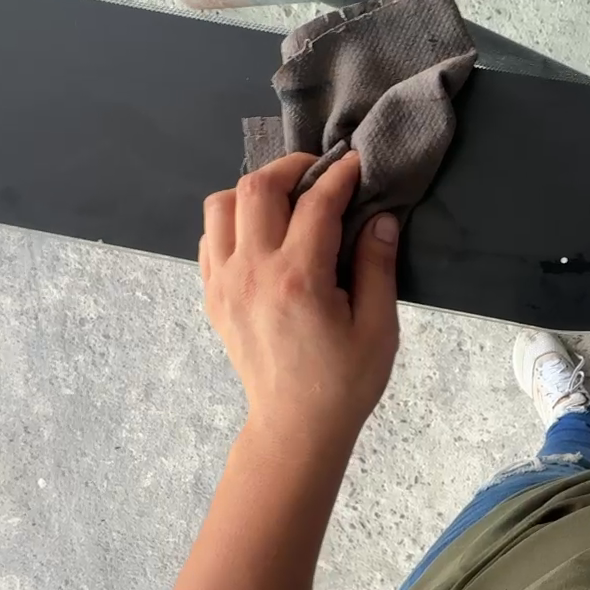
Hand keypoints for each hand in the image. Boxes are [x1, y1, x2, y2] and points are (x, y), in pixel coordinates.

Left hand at [199, 151, 399, 449]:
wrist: (297, 425)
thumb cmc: (347, 381)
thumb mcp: (378, 327)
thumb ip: (377, 267)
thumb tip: (379, 218)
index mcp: (299, 280)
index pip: (316, 205)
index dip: (340, 177)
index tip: (358, 164)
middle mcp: (252, 272)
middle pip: (257, 188)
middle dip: (292, 168)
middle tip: (322, 173)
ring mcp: (224, 283)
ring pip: (222, 205)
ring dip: (255, 190)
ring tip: (288, 201)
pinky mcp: (212, 296)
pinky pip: (210, 237)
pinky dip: (235, 221)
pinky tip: (264, 235)